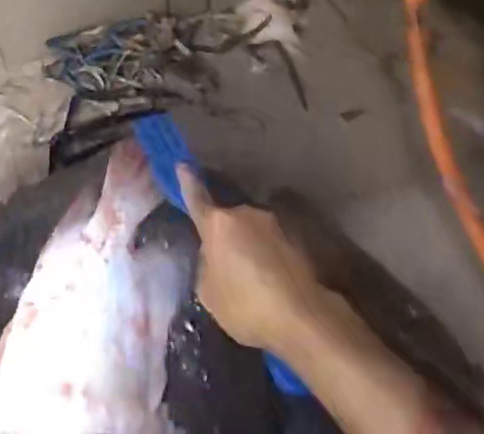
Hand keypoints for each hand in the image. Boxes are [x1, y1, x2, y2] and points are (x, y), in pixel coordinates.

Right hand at [177, 165, 330, 355]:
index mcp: (218, 224)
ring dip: (248, 246)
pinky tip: (271, 282)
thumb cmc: (245, 305)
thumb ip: (205, 265)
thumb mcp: (208, 293)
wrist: (301, 316)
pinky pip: (270, 244)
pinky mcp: (295, 238)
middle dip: (225, 236)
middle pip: (227, 219)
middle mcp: (245, 213)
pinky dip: (267, 257)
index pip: (197, 197)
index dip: (188, 181)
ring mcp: (273, 223)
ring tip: (252, 278)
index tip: (182, 165)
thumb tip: (213, 254)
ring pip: (251, 231)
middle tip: (225, 264)